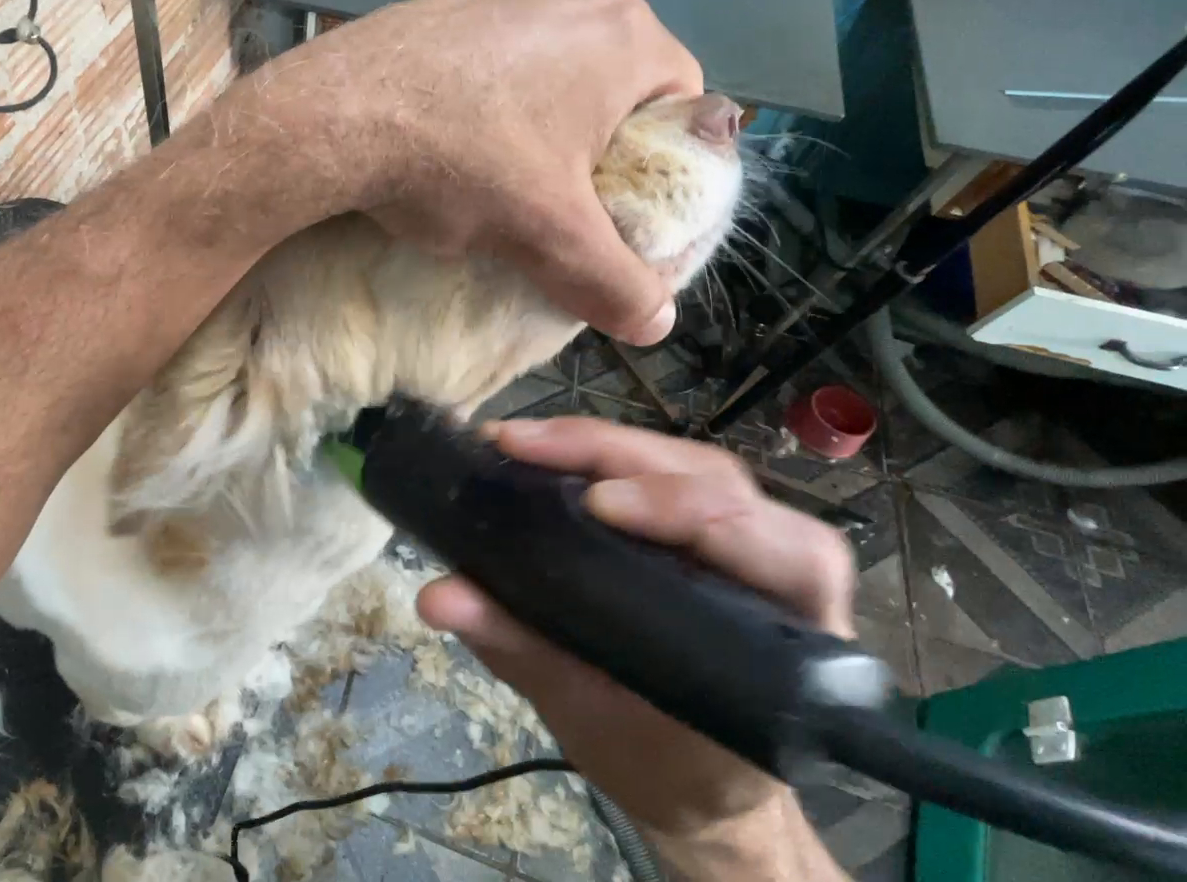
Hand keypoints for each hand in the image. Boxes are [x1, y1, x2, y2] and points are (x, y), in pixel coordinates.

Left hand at [236, 0, 702, 344]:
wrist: (332, 116)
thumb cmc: (459, 164)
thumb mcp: (547, 236)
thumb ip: (612, 281)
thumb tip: (658, 325)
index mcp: (627, 36)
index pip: (682, 105)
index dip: (660, 165)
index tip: (619, 207)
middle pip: (614, 86)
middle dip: (595, 145)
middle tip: (558, 200)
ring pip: (549, 69)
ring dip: (538, 120)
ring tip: (497, 176)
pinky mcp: (444, 4)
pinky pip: (490, 57)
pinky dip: (485, 97)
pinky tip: (449, 139)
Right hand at [417, 418, 855, 873]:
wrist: (689, 781)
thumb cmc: (661, 759)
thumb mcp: (590, 712)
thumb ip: (521, 647)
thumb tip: (437, 598)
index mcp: (786, 632)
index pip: (769, 545)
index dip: (687, 510)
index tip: (597, 505)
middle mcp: (776, 568)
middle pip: (713, 478)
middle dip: (613, 452)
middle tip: (515, 444)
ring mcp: (738, 537)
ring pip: (685, 462)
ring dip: (598, 444)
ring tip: (514, 442)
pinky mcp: (692, 526)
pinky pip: (655, 472)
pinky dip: (594, 456)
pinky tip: (536, 454)